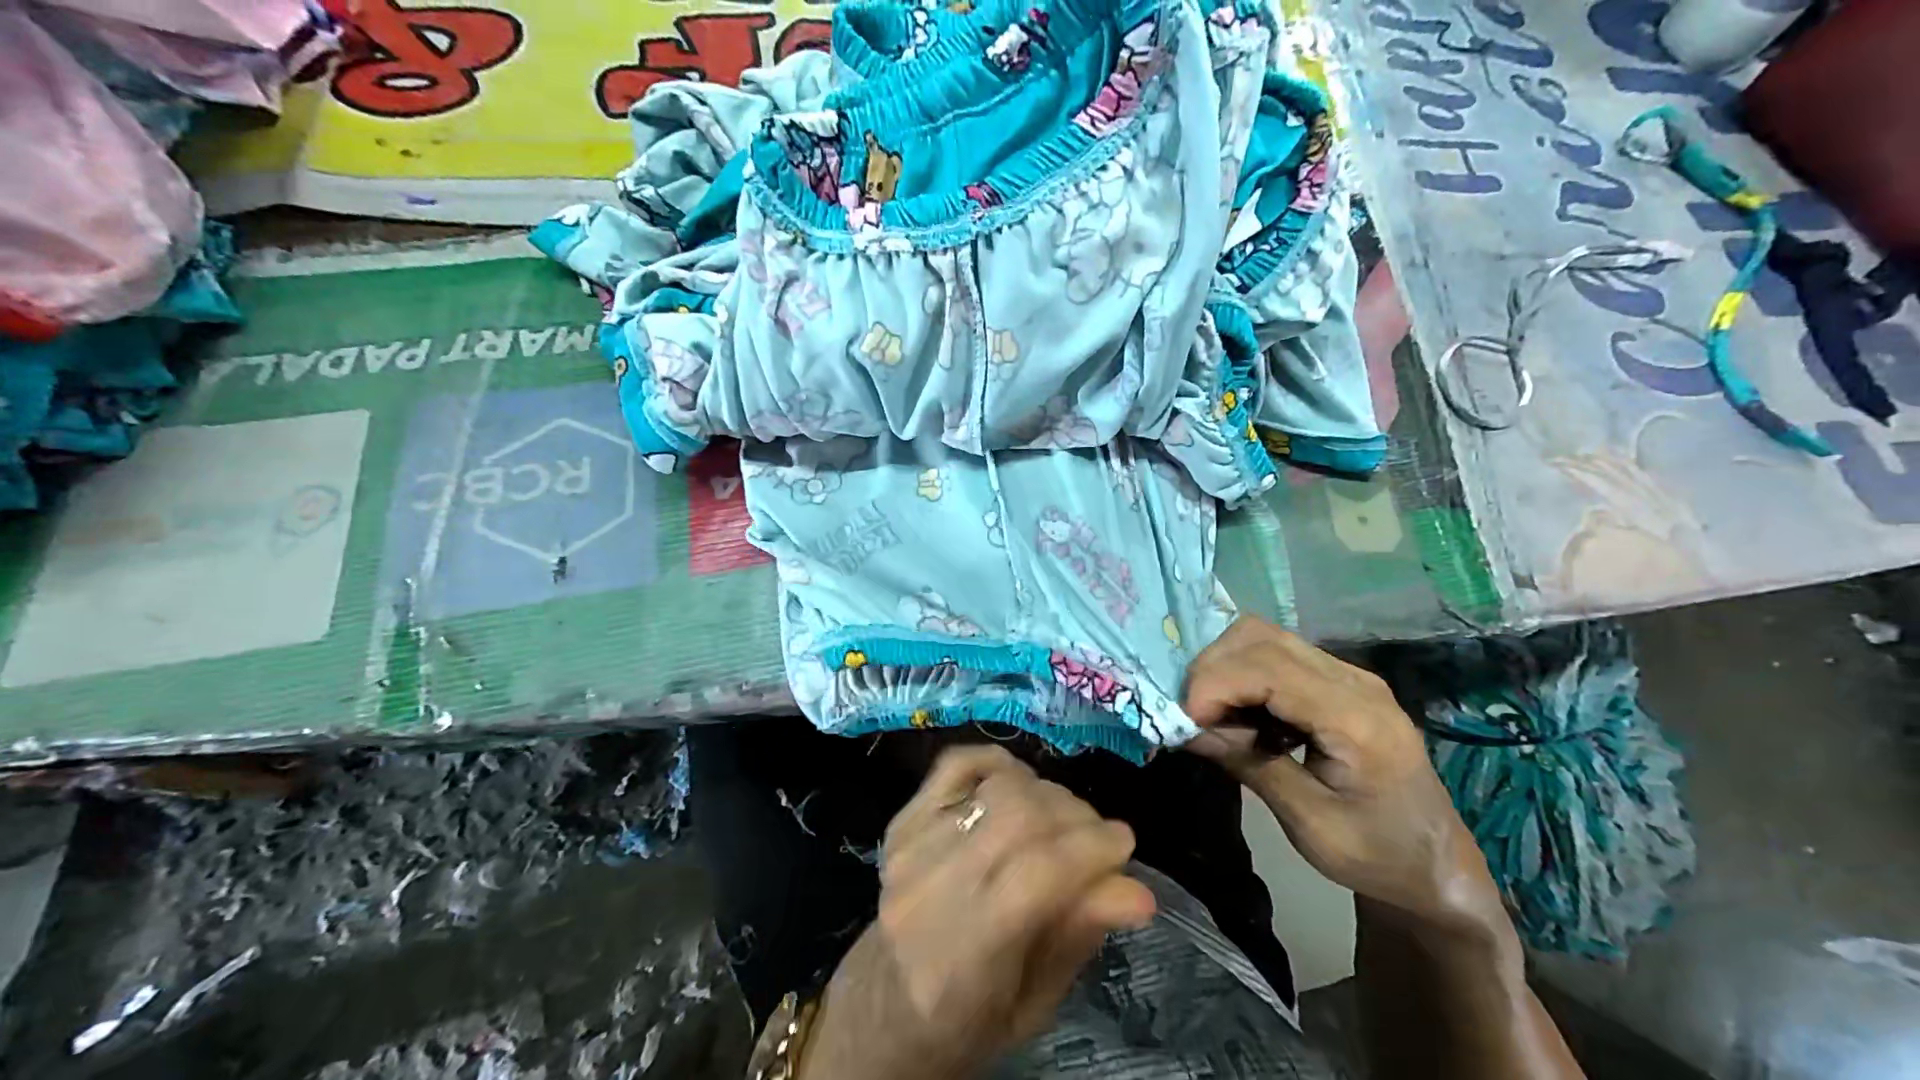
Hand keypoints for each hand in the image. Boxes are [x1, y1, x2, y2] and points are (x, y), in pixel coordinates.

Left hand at [801, 746, 1156, 1079]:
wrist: (885, 1004)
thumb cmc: (968, 1019)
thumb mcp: (1034, 1002)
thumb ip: (1078, 937)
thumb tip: (1139, 891)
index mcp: (965, 955)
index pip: (1039, 873)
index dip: (1093, 849)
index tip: (1125, 846)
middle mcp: (930, 890)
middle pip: (1019, 817)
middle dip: (1076, 816)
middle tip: (1098, 837)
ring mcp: (910, 847)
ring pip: (994, 787)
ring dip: (1045, 793)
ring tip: (1062, 819)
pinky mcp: (902, 820)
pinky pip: (956, 763)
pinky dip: (998, 763)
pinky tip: (1020, 785)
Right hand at [1181, 617, 1504, 937]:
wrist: (1436, 864)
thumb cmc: (1378, 854)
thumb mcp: (1309, 823)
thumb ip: (1249, 765)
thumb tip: (1186, 730)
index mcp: (1355, 718)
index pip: (1266, 667)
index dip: (1213, 684)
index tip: (1184, 721)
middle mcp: (1354, 681)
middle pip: (1260, 637)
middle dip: (1211, 669)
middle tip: (1191, 717)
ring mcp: (1349, 675)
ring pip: (1264, 637)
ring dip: (1224, 667)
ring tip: (1211, 714)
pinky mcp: (1339, 681)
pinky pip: (1276, 654)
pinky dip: (1242, 673)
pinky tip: (1239, 712)